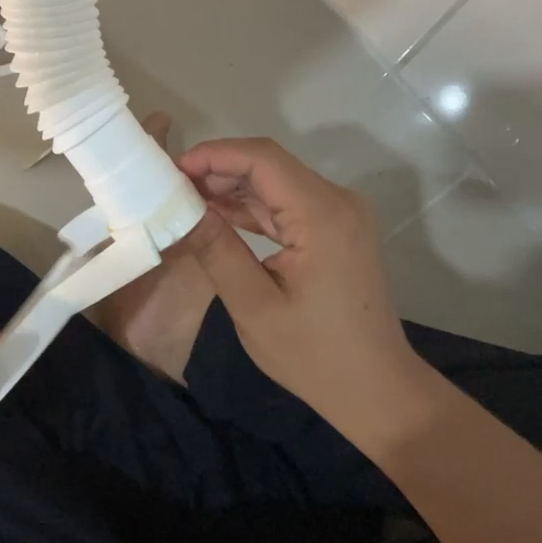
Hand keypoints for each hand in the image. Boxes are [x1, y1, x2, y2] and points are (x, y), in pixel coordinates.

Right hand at [176, 137, 420, 422]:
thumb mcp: (253, 305)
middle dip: (218, 171)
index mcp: (322, 216)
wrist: (373, 386)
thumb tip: (180, 210)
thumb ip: (217, 249)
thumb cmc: (312, 354)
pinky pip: (289, 208)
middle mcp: (338, 203)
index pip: (262, 160)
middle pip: (271, 167)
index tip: (171, 170)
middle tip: (169, 188)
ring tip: (183, 201)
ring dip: (232, 190)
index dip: (214, 155)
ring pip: (278, 186)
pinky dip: (252, 210)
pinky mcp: (337, 233)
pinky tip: (216, 217)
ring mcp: (341, 217)